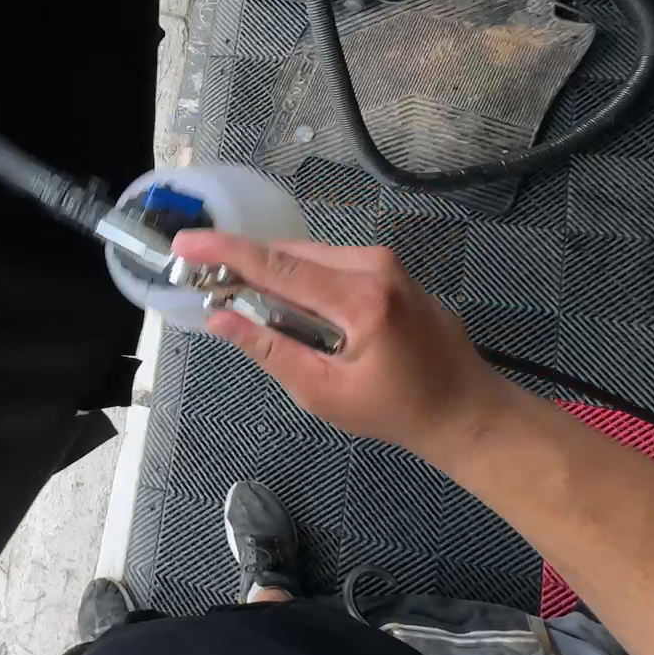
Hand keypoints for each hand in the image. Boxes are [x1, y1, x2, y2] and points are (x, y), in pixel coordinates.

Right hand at [171, 231, 518, 456]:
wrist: (469, 410)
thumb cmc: (396, 411)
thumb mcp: (323, 393)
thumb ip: (268, 350)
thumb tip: (217, 319)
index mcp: (359, 300)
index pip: (276, 265)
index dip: (223, 252)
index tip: (184, 243)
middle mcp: (373, 267)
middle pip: (286, 253)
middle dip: (243, 267)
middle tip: (209, 290)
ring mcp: (384, 263)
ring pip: (304, 255)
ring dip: (271, 276)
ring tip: (248, 306)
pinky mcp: (387, 268)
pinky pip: (324, 262)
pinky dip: (297, 278)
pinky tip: (289, 306)